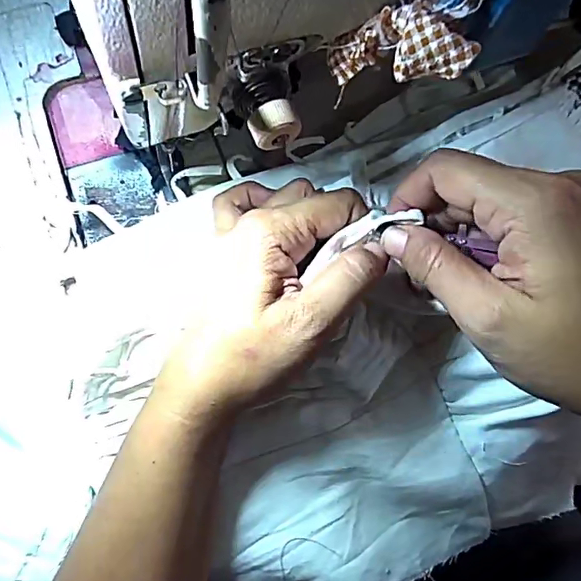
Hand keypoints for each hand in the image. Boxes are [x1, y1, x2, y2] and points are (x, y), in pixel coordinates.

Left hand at [152, 179, 389, 423]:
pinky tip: (277, 236)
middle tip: (332, 277)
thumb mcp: (312, 323)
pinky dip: (265, 207)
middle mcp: (245, 218)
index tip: (358, 269)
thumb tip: (378, 246)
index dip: (361, 232)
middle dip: (336, 228)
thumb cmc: (252, 357)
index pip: (340, 203)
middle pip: (314, 199)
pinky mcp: (219, 245)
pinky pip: (241, 203)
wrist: (201, 382)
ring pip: (284, 198)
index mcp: (269, 230)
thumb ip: (350, 277)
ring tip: (306, 267)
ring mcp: (227, 229)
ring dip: (306, 221)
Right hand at [383, 150, 580, 438]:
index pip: (445, 168)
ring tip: (461, 283)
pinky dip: (501, 236)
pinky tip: (501, 278)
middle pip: (474, 181)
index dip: (407, 198)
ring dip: (467, 232)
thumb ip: (433, 266)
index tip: (395, 243)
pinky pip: (532, 211)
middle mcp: (569, 184)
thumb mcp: (489, 317)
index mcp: (539, 200)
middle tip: (423, 274)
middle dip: (436, 221)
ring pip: (500, 197)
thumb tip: (393, 234)